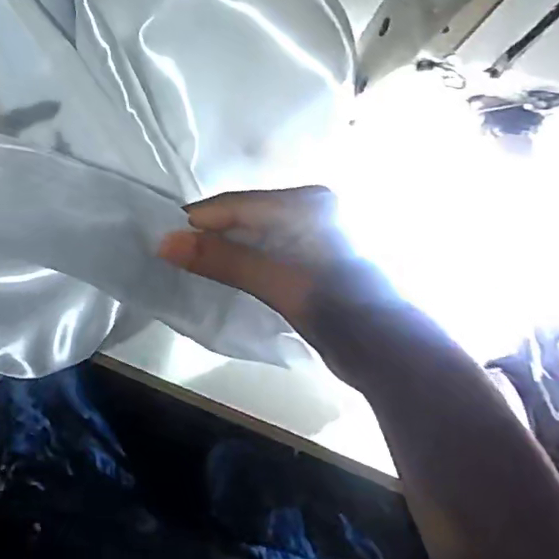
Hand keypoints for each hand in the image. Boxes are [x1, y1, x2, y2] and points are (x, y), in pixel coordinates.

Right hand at [157, 186, 400, 369]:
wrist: (394, 356)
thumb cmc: (336, 306)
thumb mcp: (274, 280)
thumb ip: (220, 258)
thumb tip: (164, 243)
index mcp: (308, 201)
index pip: (238, 204)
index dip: (200, 221)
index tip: (167, 239)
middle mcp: (313, 208)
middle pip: (245, 216)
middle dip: (212, 234)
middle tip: (178, 253)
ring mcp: (316, 233)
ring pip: (254, 234)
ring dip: (227, 249)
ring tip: (196, 264)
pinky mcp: (315, 259)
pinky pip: (267, 250)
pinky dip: (245, 259)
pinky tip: (228, 273)